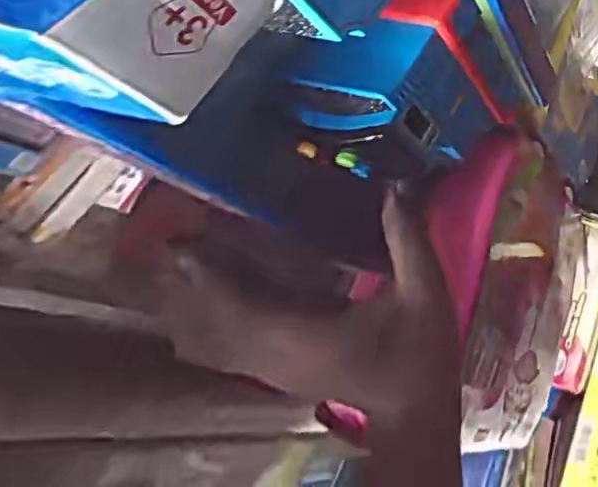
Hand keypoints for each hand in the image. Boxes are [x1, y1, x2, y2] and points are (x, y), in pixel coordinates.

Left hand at [159, 188, 460, 430]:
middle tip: (174, 238)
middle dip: (186, 284)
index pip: (240, 310)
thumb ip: (406, 238)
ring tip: (180, 259)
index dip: (207, 278)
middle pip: (210, 326)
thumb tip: (392, 189)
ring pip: (210, 340)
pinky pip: (223, 345)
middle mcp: (275, 356)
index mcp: (305, 337)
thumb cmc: (420, 350)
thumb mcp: (423, 289)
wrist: (414, 409)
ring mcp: (270, 368)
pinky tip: (203, 294)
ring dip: (190, 302)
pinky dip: (205, 318)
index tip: (185, 242)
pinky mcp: (274, 369)